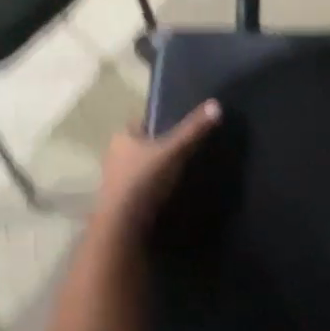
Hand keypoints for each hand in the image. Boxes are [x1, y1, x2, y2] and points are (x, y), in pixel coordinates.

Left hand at [92, 100, 222, 233]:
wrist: (123, 227)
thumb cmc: (144, 180)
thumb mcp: (173, 150)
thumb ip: (193, 130)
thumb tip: (216, 104)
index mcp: (122, 137)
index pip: (142, 121)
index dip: (160, 121)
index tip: (180, 125)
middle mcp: (114, 155)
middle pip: (142, 145)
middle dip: (160, 147)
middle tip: (187, 148)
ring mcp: (115, 181)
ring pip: (141, 168)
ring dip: (157, 170)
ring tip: (184, 172)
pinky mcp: (121, 203)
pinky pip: (142, 189)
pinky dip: (154, 189)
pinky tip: (172, 194)